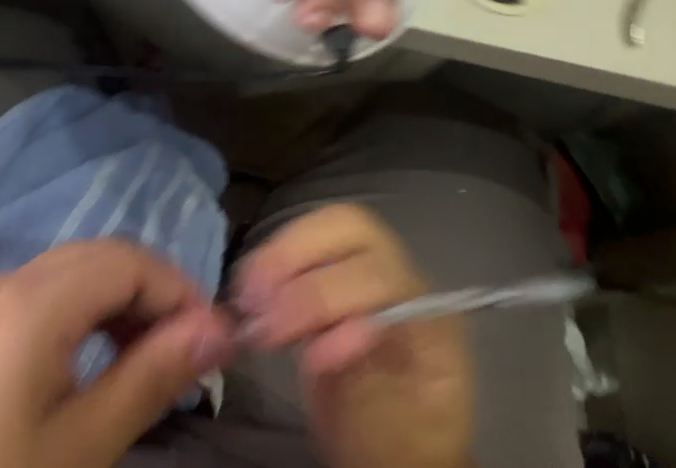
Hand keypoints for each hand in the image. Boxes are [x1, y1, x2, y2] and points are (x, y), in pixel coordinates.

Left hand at [0, 240, 235, 467]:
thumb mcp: (87, 440)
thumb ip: (153, 376)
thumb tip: (219, 329)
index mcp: (34, 301)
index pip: (129, 261)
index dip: (181, 292)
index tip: (217, 343)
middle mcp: (13, 279)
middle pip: (105, 256)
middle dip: (157, 293)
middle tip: (194, 352)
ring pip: (82, 269)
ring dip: (128, 300)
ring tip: (159, 358)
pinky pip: (56, 289)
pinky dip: (95, 309)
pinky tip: (112, 355)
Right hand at [234, 204, 471, 467]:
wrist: (395, 450)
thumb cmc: (399, 446)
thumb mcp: (389, 429)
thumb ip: (362, 380)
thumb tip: (320, 343)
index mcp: (430, 316)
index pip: (382, 278)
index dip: (332, 302)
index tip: (298, 350)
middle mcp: (400, 277)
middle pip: (349, 229)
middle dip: (295, 257)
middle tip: (255, 300)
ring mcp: (365, 268)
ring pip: (319, 229)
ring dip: (274, 259)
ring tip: (245, 300)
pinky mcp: (331, 273)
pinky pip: (299, 249)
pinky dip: (267, 265)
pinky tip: (247, 295)